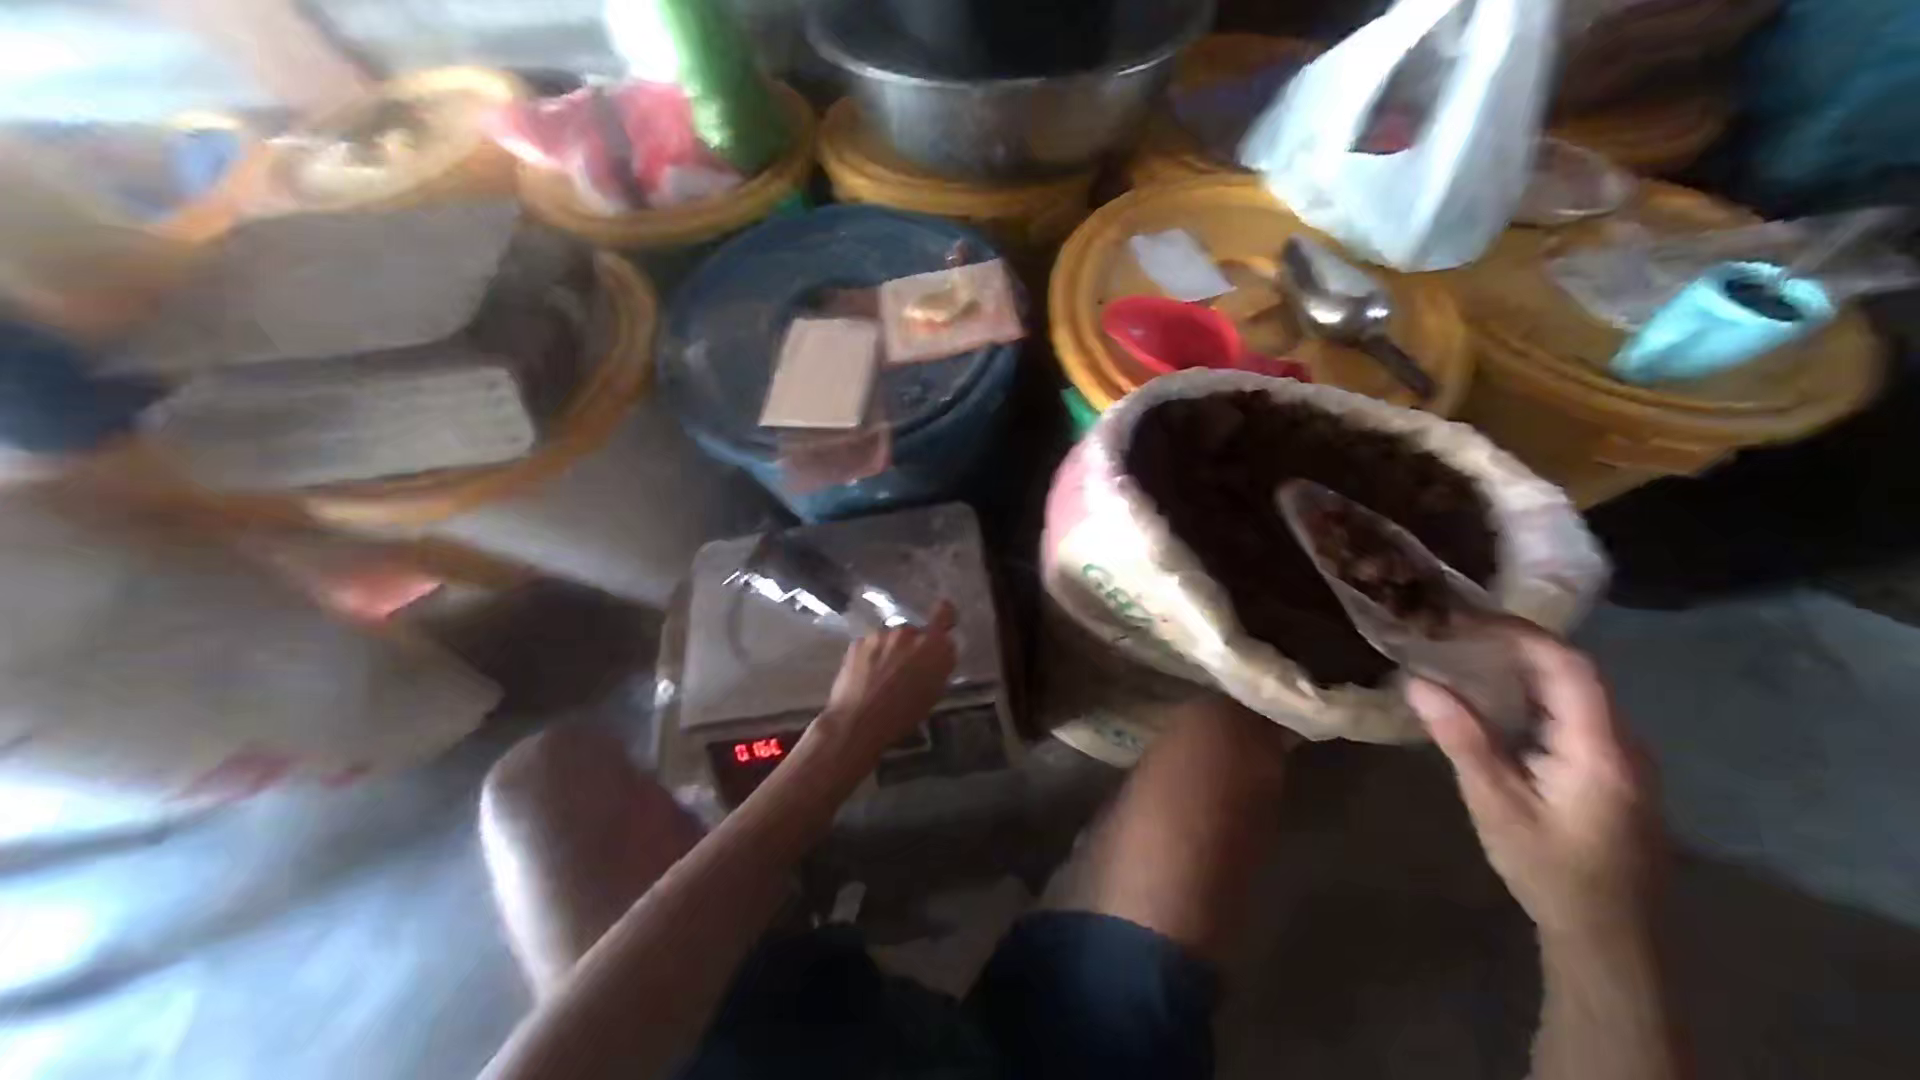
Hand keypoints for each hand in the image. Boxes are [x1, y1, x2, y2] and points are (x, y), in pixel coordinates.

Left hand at [809, 602, 957, 760]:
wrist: (858, 721)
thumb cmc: (903, 715)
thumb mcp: (933, 693)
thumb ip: (939, 664)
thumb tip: (938, 651)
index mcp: (933, 645)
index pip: (944, 613)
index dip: (944, 613)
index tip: (942, 617)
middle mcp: (908, 632)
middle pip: (914, 633)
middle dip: (912, 646)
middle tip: (904, 670)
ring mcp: (881, 634)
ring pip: (890, 638)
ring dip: (890, 651)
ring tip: (881, 677)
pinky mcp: (858, 641)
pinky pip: (871, 645)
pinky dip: (871, 656)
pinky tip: (865, 677)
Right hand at [1406, 628, 1660, 941]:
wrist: (1607, 934)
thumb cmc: (1549, 870)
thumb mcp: (1495, 804)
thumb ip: (1462, 739)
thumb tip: (1417, 682)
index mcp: (1600, 749)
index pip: (1569, 667)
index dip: (1519, 634)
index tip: (1463, 618)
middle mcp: (1623, 743)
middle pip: (1573, 672)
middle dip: (1513, 644)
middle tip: (1453, 631)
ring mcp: (1623, 757)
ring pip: (1574, 692)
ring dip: (1520, 667)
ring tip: (1463, 655)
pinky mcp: (1610, 770)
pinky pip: (1572, 714)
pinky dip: (1529, 694)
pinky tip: (1491, 699)